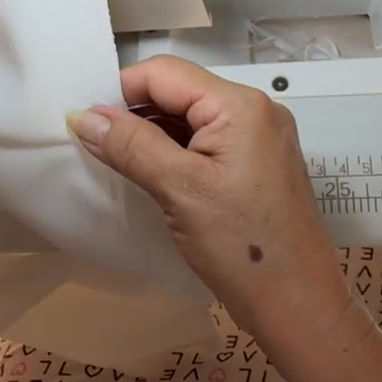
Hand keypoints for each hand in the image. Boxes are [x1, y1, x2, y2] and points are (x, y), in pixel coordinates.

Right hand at [70, 56, 350, 335]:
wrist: (300, 307)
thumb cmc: (241, 247)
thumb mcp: (179, 190)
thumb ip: (130, 145)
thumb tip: (82, 115)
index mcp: (240, 104)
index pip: (166, 73)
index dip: (120, 90)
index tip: (82, 119)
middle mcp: (255, 110)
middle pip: (179, 92)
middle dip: (134, 113)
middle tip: (92, 143)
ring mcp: (260, 138)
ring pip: (191, 119)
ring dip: (152, 134)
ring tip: (114, 160)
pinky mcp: (257, 165)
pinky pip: (207, 142)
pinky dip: (175, 152)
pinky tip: (148, 173)